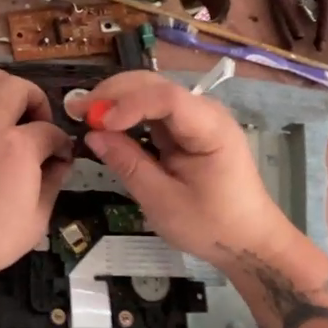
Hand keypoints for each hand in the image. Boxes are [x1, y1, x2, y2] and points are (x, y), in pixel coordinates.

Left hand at [0, 70, 70, 291]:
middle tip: (39, 125)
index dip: (62, 144)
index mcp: (18, 147)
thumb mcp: (35, 222)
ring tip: (13, 108)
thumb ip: (51, 186)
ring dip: (4, 85)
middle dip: (37, 99)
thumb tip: (60, 164)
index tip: (63, 159)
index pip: (50, 130)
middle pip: (17, 87)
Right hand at [82, 71, 294, 264]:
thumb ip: (128, 164)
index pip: (167, 98)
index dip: (129, 104)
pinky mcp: (186, 126)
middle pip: (154, 85)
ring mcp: (196, 116)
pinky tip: (106, 122)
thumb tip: (92, 135)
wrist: (249, 241)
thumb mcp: (164, 203)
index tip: (98, 123)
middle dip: (114, 94)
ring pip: (150, 91)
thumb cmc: (212, 226)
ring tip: (86, 115)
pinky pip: (152, 108)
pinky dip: (127, 111)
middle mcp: (205, 111)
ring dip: (116, 99)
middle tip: (77, 111)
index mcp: (211, 129)